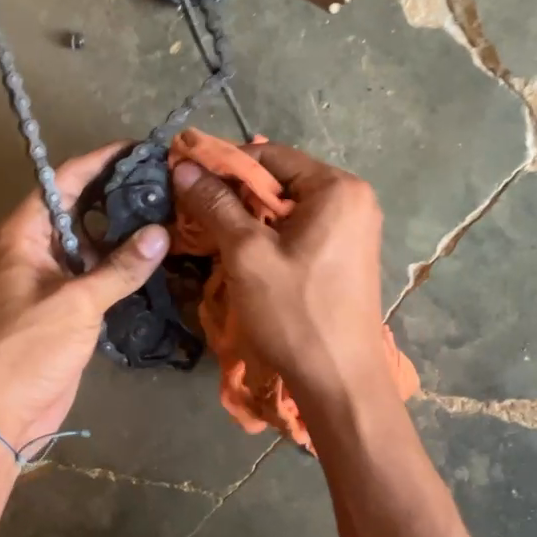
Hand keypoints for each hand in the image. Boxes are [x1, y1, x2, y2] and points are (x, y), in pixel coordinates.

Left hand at [0, 142, 169, 448]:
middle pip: (76, 203)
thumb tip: (162, 232)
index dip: (100, 160)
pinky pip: (92, 266)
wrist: (2, 410)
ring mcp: (48, 273)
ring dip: (120, 225)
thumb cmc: (30, 348)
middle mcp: (33, 244)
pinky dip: (118, 258)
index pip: (63, 180)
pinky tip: (152, 252)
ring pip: (87, 236)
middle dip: (115, 190)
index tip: (139, 148)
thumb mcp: (78, 303)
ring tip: (166, 209)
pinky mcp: (63, 300)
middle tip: (162, 178)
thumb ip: (121, 267)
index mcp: (23, 232)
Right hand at [173, 142, 386, 398]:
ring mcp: (352, 228)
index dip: (223, 164)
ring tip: (208, 230)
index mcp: (337, 188)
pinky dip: (267, 234)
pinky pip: (299, 228)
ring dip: (246, 215)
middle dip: (234, 192)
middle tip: (191, 208)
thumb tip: (184, 167)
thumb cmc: (295, 312)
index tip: (185, 180)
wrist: (340, 383)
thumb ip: (214, 204)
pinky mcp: (344, 254)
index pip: (269, 154)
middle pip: (279, 178)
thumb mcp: (246, 253)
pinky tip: (238, 251)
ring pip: (285, 206)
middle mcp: (352, 198)